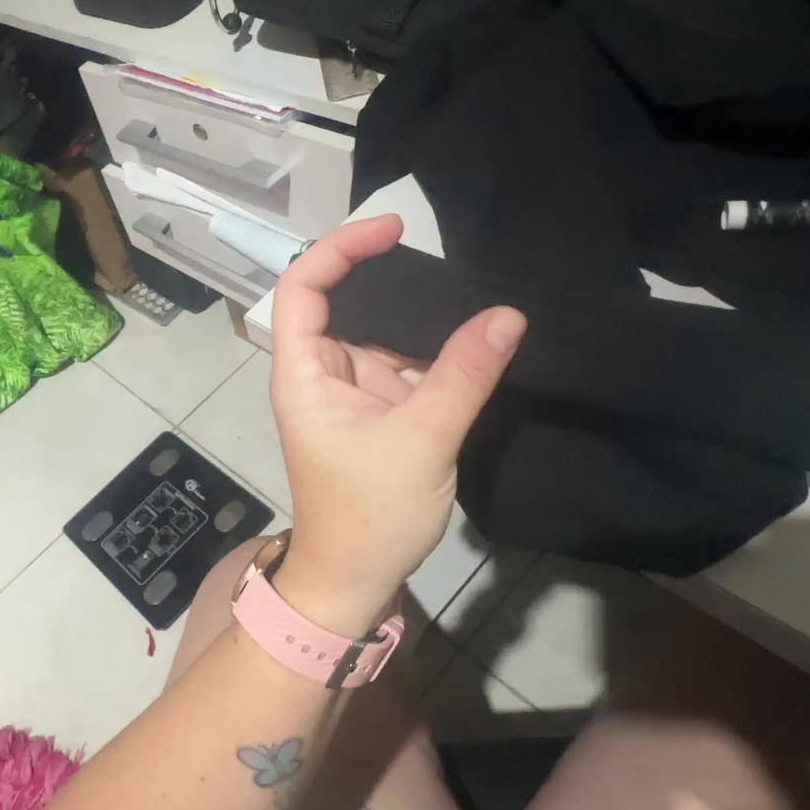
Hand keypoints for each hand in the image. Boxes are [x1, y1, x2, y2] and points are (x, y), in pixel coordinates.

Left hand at [266, 215, 525, 635]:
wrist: (354, 579)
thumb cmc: (368, 514)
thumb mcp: (420, 440)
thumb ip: (462, 375)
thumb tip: (508, 315)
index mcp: (304, 373)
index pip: (301, 289)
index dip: (338, 249)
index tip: (392, 230)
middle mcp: (320, 373)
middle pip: (344, 304)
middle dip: (390, 280)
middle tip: (448, 261)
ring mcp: (349, 392)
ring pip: (380, 335)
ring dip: (419, 317)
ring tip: (472, 289)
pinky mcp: (376, 412)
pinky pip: (402, 365)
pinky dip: (433, 351)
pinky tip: (472, 332)